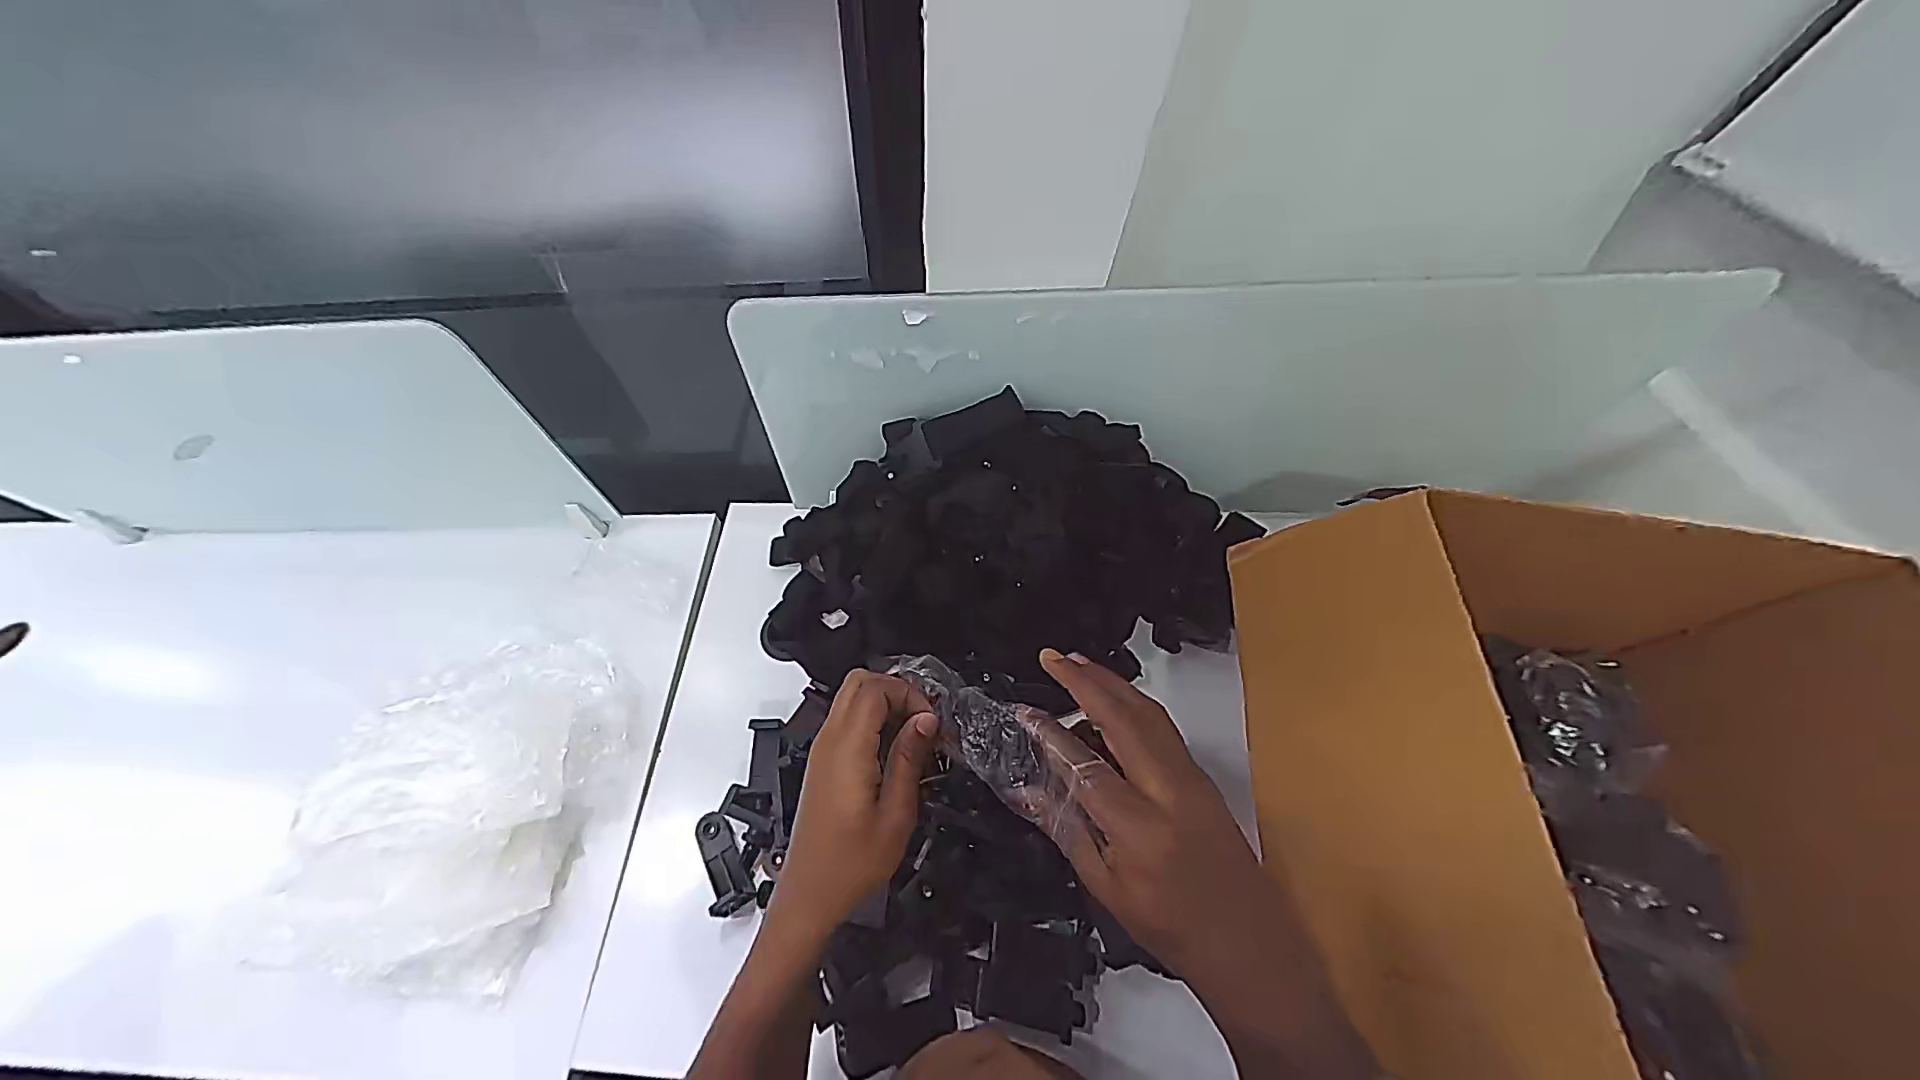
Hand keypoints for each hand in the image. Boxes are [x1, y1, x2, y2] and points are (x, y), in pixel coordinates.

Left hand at [768, 669, 940, 939]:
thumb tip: (925, 721)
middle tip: (923, 718)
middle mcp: (829, 743)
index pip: (875, 689)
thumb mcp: (896, 815)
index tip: (931, 722)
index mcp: (847, 750)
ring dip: (885, 703)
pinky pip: (847, 720)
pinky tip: (894, 750)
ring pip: (851, 697)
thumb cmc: (850, 865)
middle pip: (859, 681)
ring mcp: (822, 751)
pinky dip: (873, 720)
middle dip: (897, 689)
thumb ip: (909, 759)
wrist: (811, 896)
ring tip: (913, 735)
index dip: (909, 694)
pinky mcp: (823, 763)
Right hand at [1034, 649, 1377, 1079]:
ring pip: (1150, 713)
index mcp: (1140, 829)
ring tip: (1078, 663)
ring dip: (1113, 682)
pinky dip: (1135, 701)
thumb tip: (1025, 789)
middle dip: (1085, 681)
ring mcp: (1193, 779)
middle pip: (1124, 719)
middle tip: (1053, 657)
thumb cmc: (1172, 927)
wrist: (1250, 945)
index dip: (1050, 734)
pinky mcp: (1203, 776)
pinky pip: (1164, 726)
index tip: (1024, 712)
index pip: (1085, 765)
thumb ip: (1065, 828)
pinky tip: (1115, 696)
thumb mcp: (1106, 888)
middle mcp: (1170, 792)